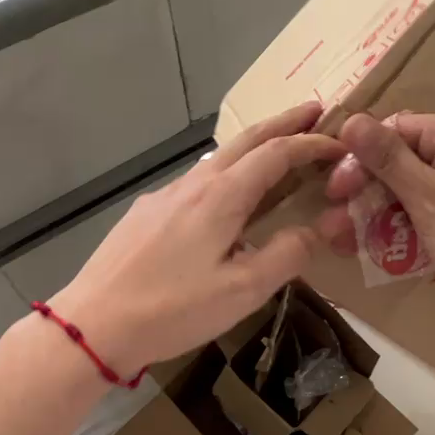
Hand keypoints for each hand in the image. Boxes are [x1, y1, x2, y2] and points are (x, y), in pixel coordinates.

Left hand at [49, 102, 342, 370]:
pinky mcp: (146, 213)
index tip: (340, 141)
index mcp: (222, 196)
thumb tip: (314, 229)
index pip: (276, 153)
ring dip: (255, 148)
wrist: (94, 323)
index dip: (311, 143)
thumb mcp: (242, 291)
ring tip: (279, 153)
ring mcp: (165, 196)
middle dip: (284, 122)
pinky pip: (197, 181)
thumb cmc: (172, 309)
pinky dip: (228, 174)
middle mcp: (194, 184)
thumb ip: (285, 255)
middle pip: (246, 140)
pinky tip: (227, 201)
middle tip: (316, 111)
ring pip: (219, 158)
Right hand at [316, 112, 434, 327]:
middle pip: (399, 158)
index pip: (397, 129)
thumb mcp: (431, 200)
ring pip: (405, 187)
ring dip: (372, 211)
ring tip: (340, 239)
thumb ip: (389, 160)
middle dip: (363, 190)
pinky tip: (367, 244)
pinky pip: (421, 207)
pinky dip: (395, 224)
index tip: (334, 190)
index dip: (361, 156)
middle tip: (332, 223)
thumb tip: (350, 119)